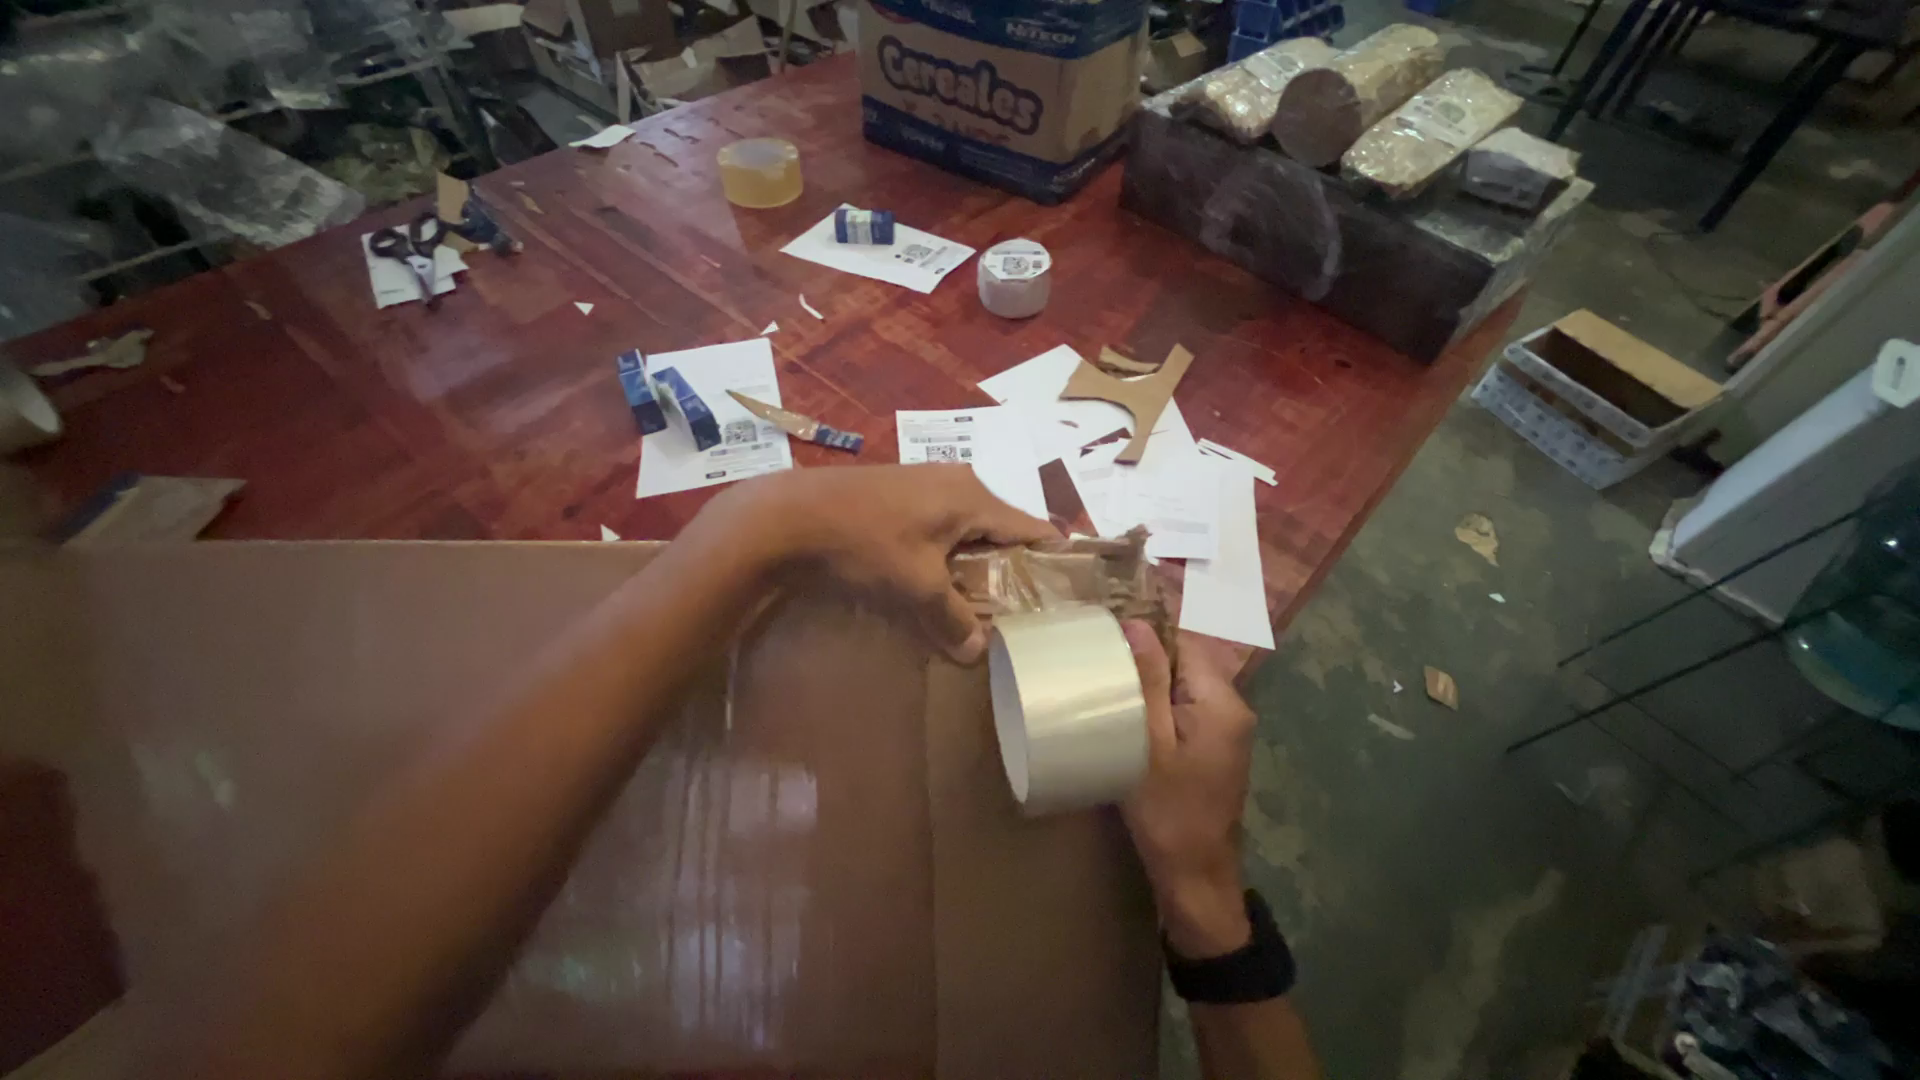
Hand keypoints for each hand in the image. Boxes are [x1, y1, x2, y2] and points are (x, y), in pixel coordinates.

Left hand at [716, 465, 1059, 662]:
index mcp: (973, 496)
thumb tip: (977, 652)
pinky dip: (940, 556)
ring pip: (964, 530)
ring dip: (969, 565)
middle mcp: (955, 482)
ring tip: (970, 604)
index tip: (1060, 593)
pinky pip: (935, 528)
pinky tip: (927, 583)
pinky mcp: (893, 494)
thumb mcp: (916, 589)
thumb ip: (953, 620)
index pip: (1031, 527)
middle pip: (999, 529)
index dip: (1049, 559)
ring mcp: (921, 484)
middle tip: (1011, 611)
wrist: (786, 517)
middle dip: (1006, 570)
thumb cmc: (864, 545)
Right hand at [1121, 621, 1256, 958]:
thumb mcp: (1148, 742)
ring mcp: (1228, 730)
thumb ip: (1147, 682)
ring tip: (1109, 687)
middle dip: (1146, 660)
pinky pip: (1187, 709)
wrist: (1195, 877)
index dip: (1147, 634)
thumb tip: (1136, 624)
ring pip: (1185, 686)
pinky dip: (1161, 706)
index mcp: (1222, 702)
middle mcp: (1234, 708)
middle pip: (1187, 662)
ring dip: (1151, 684)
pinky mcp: (1216, 748)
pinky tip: (1131, 717)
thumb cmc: (1167, 811)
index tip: (1107, 640)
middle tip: (1101, 666)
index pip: (1185, 641)